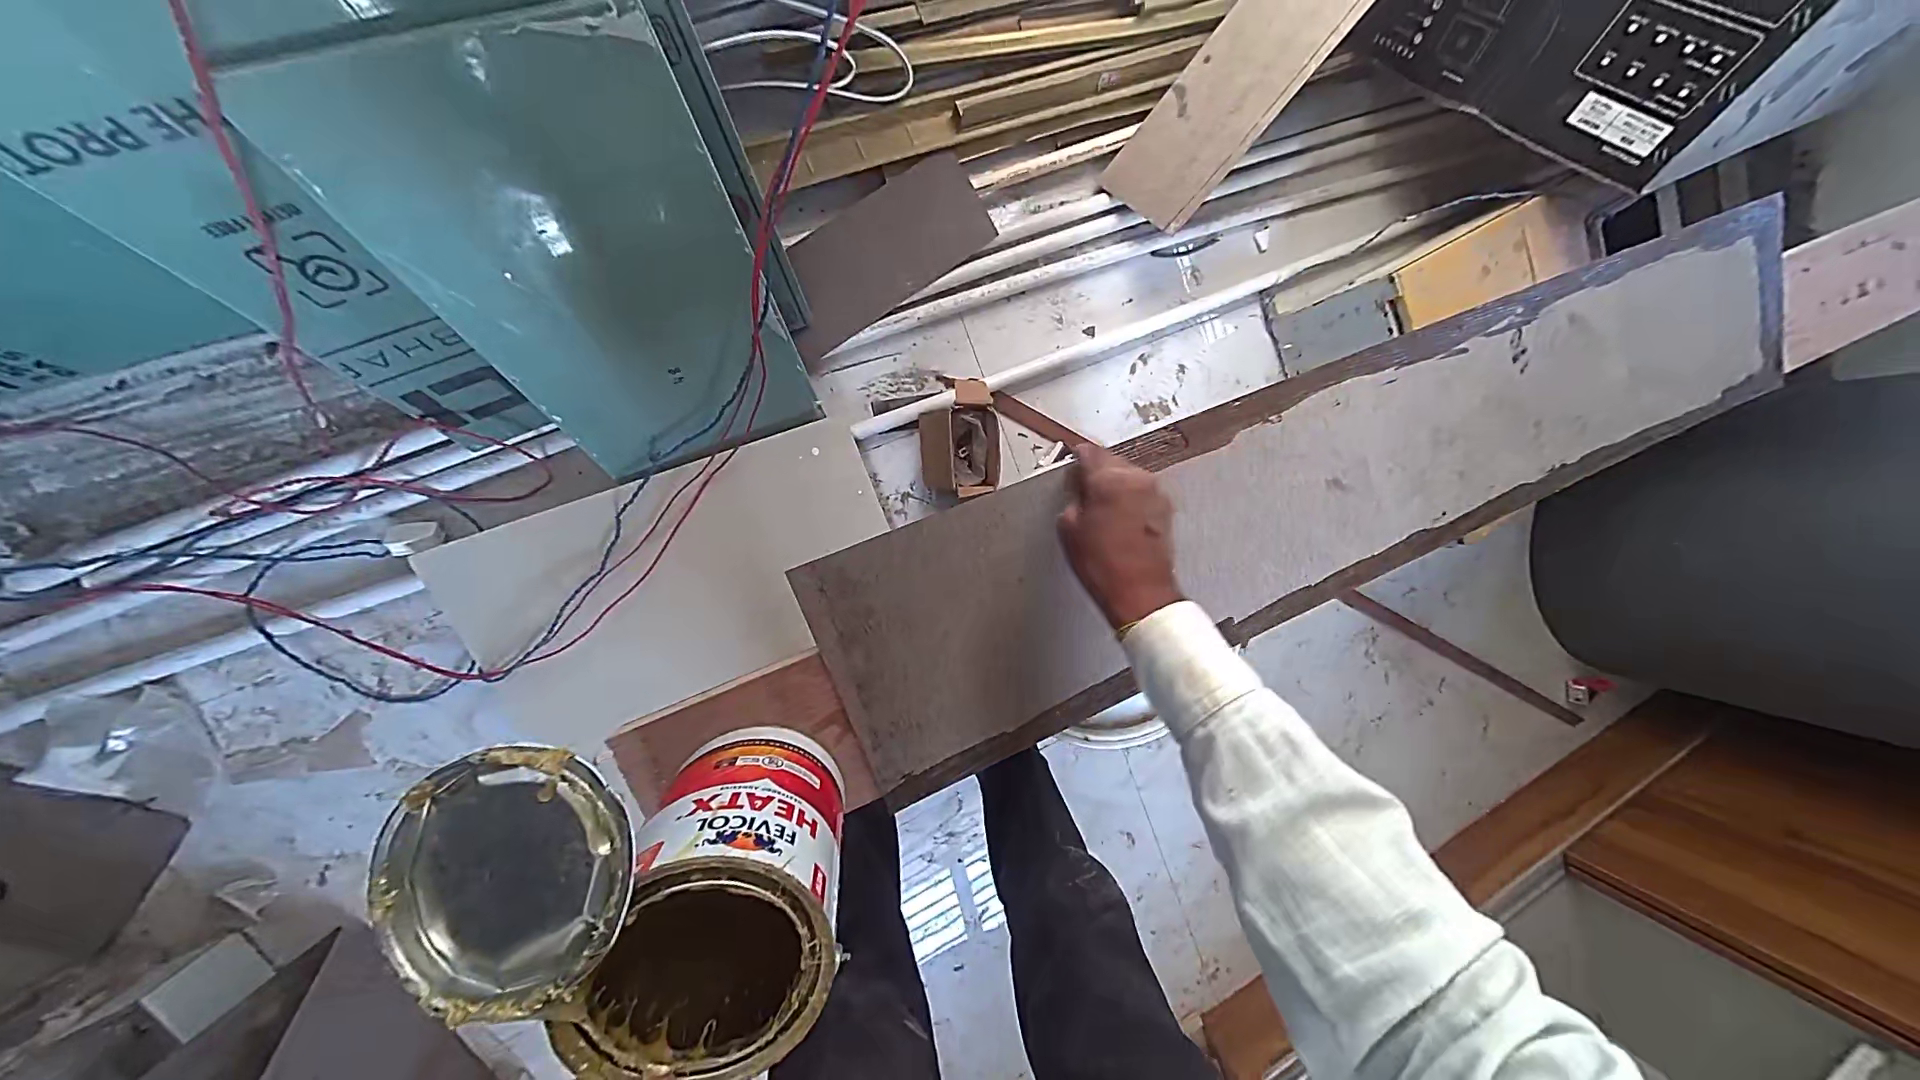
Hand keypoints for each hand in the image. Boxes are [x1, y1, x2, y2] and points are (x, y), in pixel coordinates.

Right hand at [1057, 443, 1183, 629]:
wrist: (1140, 593)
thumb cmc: (1106, 567)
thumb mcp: (1069, 529)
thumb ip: (1072, 499)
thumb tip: (1077, 492)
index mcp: (1110, 479)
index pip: (1089, 452)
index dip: (1075, 457)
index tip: (1070, 461)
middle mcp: (1137, 480)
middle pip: (1111, 461)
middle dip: (1095, 472)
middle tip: (1080, 489)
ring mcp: (1155, 494)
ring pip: (1128, 476)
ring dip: (1114, 486)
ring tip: (1100, 509)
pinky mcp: (1165, 509)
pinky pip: (1141, 493)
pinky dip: (1128, 499)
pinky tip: (1117, 519)